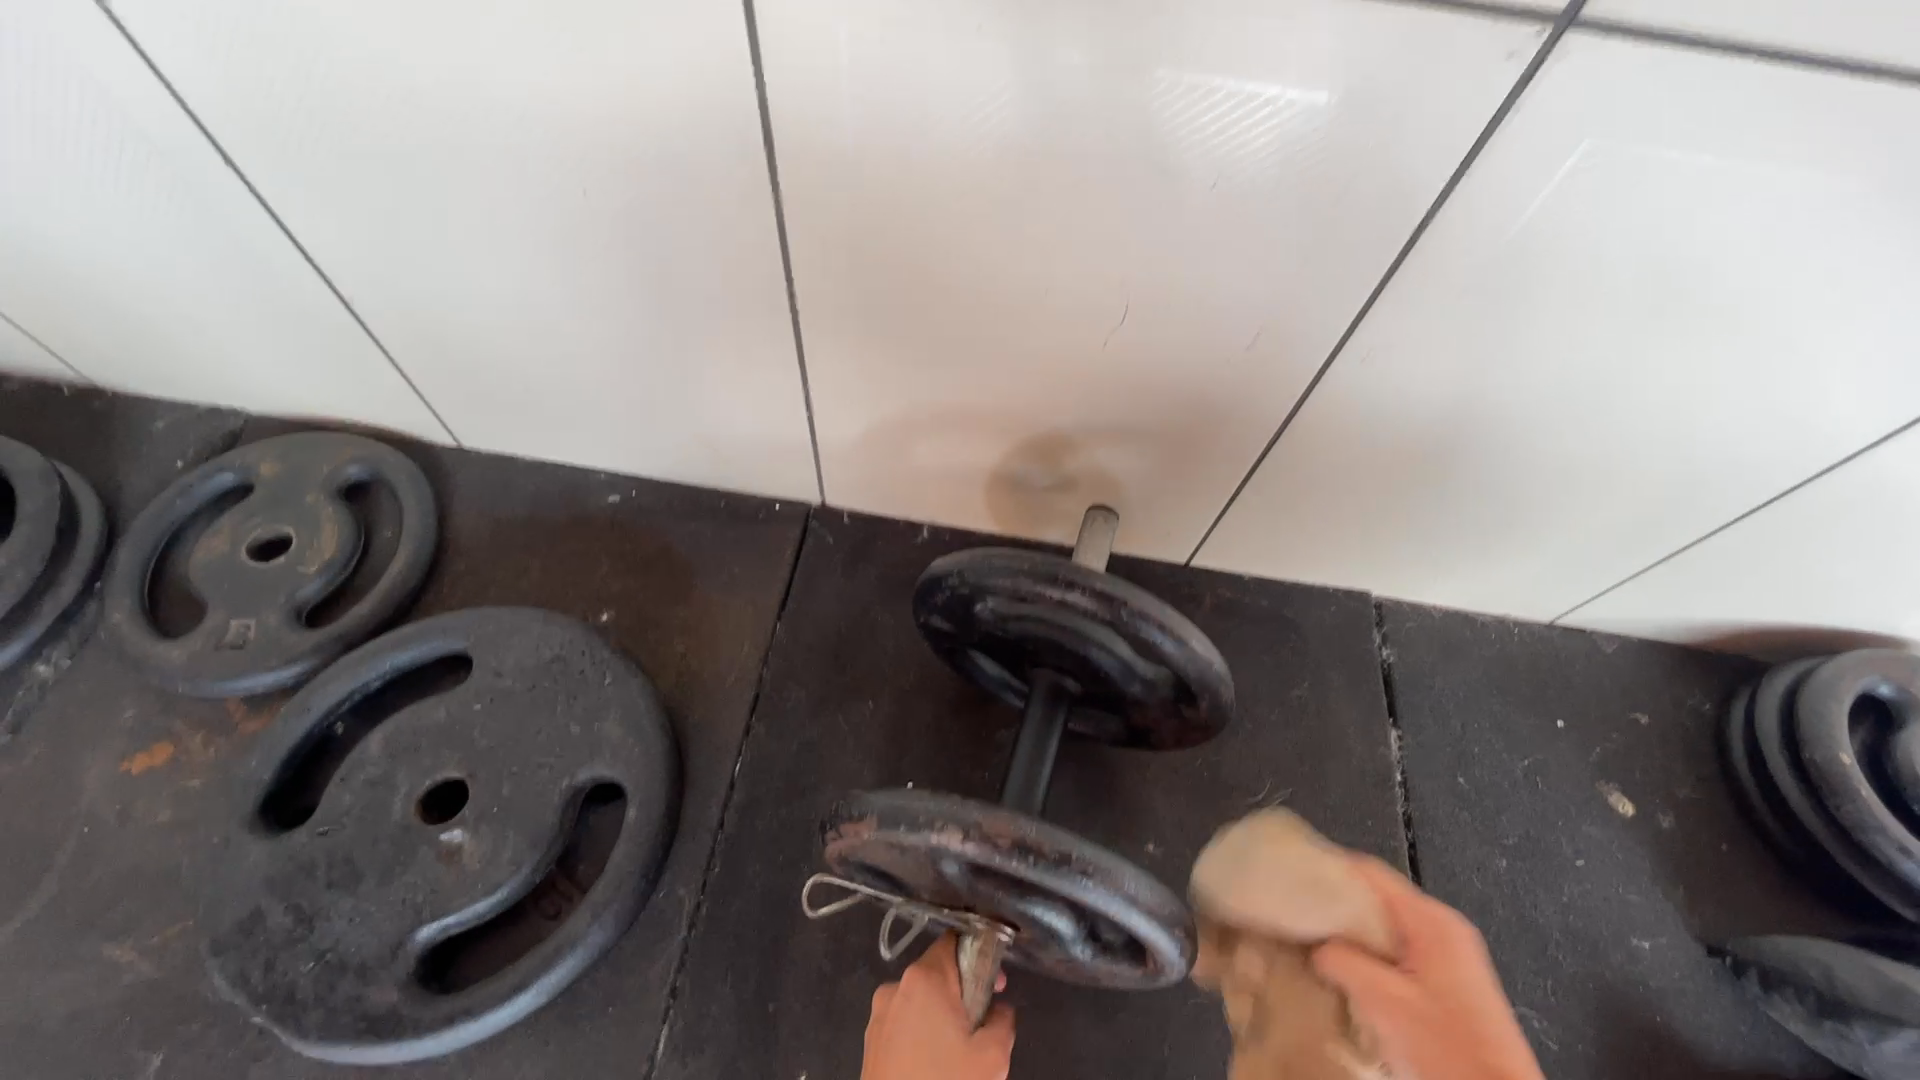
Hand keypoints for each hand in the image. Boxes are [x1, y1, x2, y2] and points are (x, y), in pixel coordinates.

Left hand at [862, 934, 1015, 1079]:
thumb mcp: (992, 1055)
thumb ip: (1003, 1020)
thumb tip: (997, 1009)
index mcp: (924, 978)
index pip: (954, 942)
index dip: (979, 958)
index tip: (994, 987)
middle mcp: (895, 986)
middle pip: (937, 974)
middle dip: (962, 994)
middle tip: (980, 1027)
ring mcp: (878, 1015)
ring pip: (920, 1002)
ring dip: (940, 1017)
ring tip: (957, 1054)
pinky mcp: (871, 1041)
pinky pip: (903, 1024)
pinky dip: (920, 1035)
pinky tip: (933, 1065)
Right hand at [1312, 857, 1543, 1079]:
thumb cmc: (1444, 1045)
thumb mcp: (1382, 999)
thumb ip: (1341, 959)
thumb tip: (1316, 946)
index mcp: (1431, 920)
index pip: (1369, 872)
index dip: (1327, 870)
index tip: (1291, 879)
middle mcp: (1443, 928)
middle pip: (1377, 898)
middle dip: (1335, 906)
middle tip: (1295, 915)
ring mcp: (1448, 955)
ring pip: (1384, 927)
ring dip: (1350, 935)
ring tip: (1311, 943)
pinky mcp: (1447, 982)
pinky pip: (1396, 951)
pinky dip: (1368, 954)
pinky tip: (1344, 972)